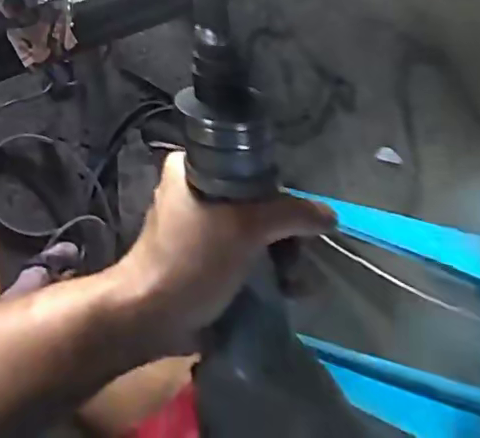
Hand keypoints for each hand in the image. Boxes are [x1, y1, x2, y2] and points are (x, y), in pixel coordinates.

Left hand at [110, 152, 333, 352]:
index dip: (276, 190)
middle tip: (296, 258)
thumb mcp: (244, 228)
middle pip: (254, 201)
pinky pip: (243, 254)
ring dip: (278, 255)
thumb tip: (328, 213)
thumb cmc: (191, 258)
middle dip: (282, 232)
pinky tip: (286, 290)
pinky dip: (264, 269)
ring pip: (252, 230)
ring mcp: (196, 225)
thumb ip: (289, 215)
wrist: (150, 314)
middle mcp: (191, 189)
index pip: (246, 165)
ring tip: (295, 282)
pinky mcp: (202, 256)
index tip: (296, 219)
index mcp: (189, 166)